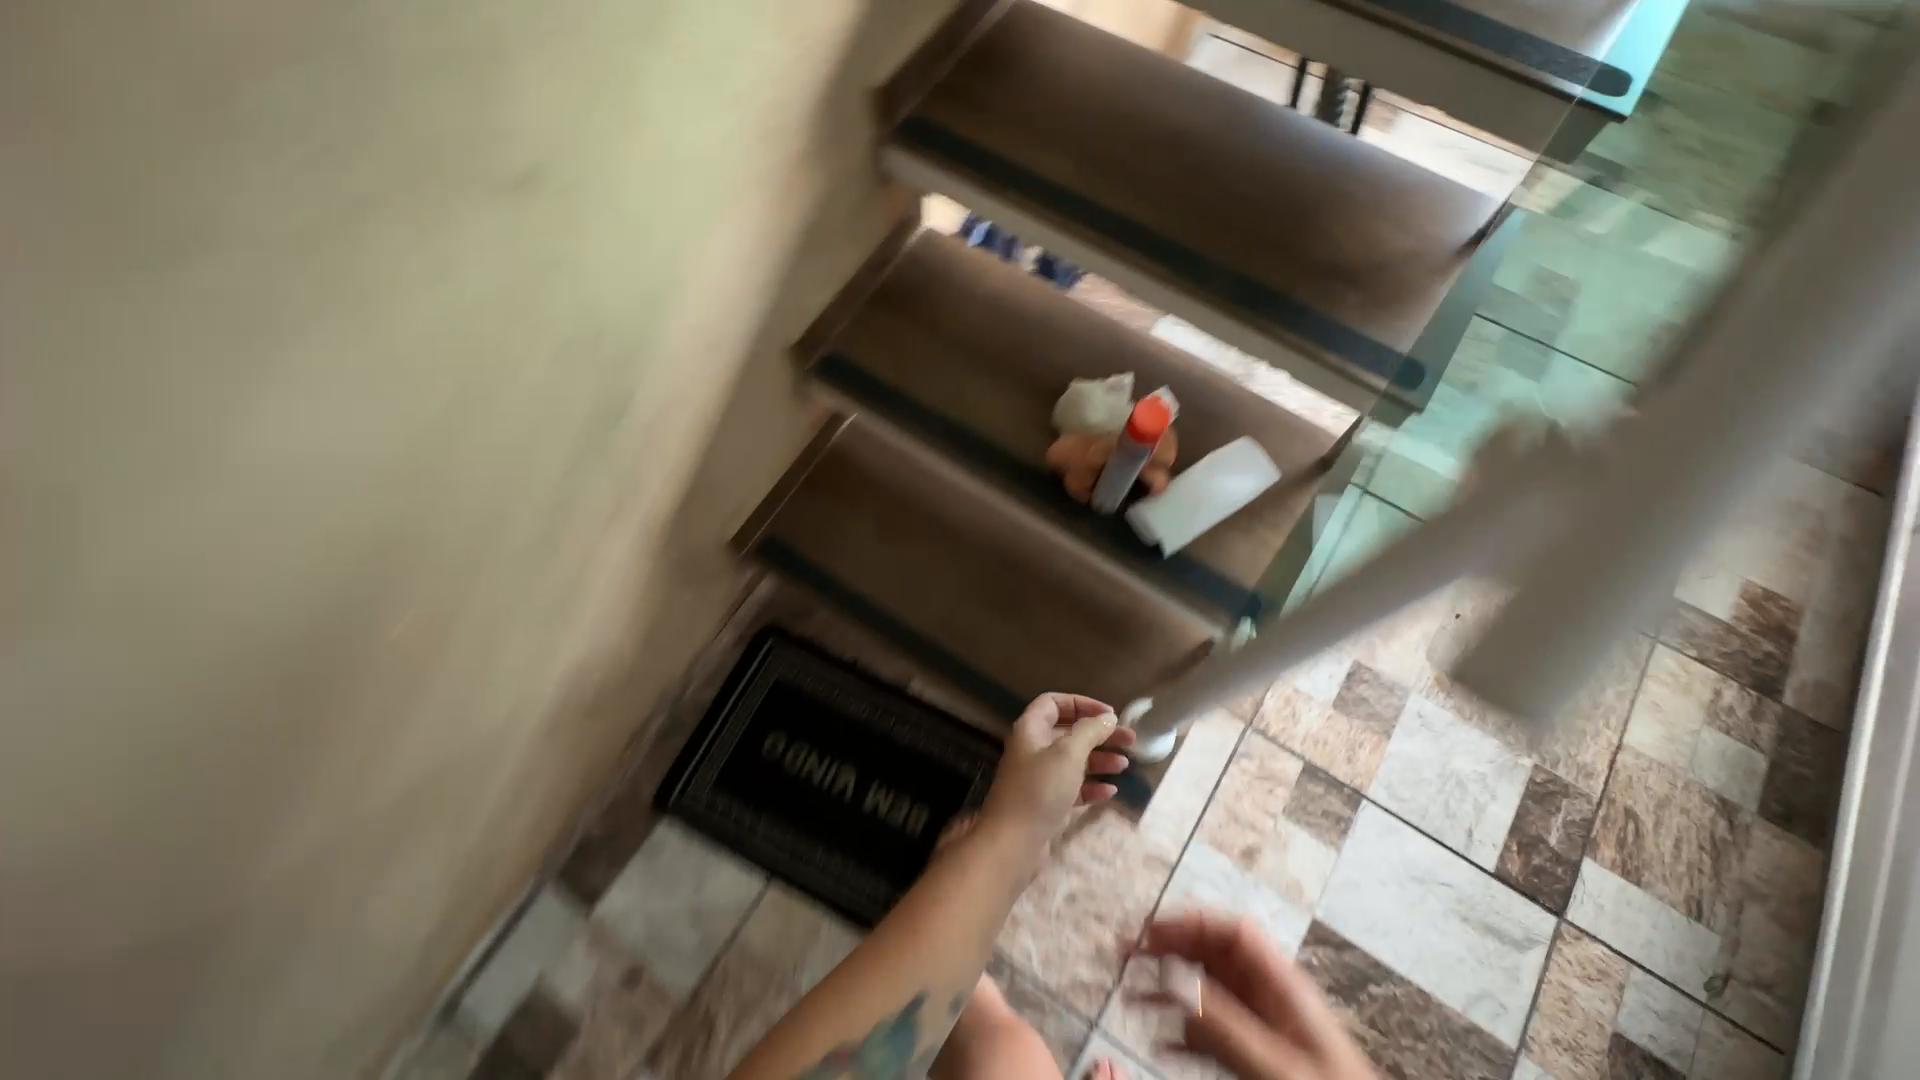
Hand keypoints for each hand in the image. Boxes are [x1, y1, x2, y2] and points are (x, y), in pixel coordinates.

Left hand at [979, 693, 1134, 845]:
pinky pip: (1072, 787)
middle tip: (1129, 739)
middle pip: (1068, 732)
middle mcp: (1032, 749)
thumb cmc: (1040, 789)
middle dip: (1099, 734)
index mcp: (1031, 729)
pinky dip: (1091, 786)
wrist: (1013, 842)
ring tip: (1125, 765)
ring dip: (1099, 759)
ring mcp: (1038, 777)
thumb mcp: (1068, 754)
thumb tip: (1107, 717)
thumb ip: (1090, 731)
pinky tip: (1110, 791)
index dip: (1081, 703)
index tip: (1109, 714)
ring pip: (1072, 760)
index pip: (1054, 703)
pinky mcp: (1045, 802)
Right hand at [1135, 912, 1377, 1079]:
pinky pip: (1210, 1035)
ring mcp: (1261, 1028)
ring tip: (1127, 994)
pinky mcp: (1254, 1058)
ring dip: (1166, 990)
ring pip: (1206, 994)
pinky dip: (1181, 1034)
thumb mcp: (1276, 1063)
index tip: (1149, 929)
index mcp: (1283, 985)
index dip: (1192, 921)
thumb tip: (1174, 979)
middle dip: (1168, 950)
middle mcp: (1269, 998)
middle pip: (1214, 956)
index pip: (1235, 931)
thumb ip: (1226, 1024)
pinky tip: (1157, 1045)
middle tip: (1125, 953)